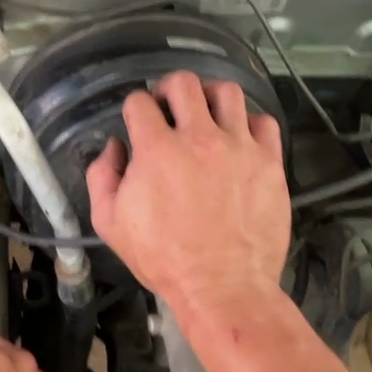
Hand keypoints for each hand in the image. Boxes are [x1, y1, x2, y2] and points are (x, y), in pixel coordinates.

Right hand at [85, 71, 289, 315]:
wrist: (223, 288)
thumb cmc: (164, 258)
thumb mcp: (110, 223)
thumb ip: (102, 176)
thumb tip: (115, 147)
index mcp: (157, 149)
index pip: (139, 102)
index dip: (134, 109)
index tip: (138, 124)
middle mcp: (198, 138)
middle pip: (183, 82)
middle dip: (169, 89)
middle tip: (170, 109)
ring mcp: (238, 147)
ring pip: (227, 92)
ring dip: (211, 97)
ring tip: (207, 115)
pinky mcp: (269, 162)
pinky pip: (264, 122)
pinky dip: (250, 124)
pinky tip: (240, 139)